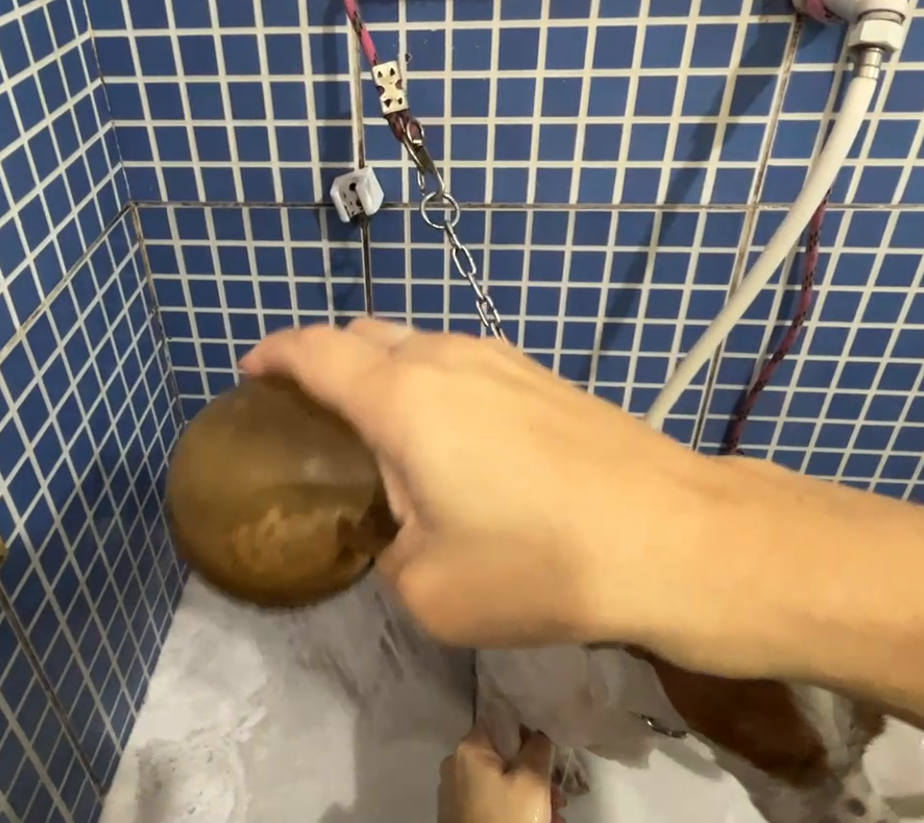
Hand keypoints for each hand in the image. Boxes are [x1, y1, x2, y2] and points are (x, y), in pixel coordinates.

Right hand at [240, 323, 763, 656]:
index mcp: (402, 398)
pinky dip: (428, 378)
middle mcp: (445, 358)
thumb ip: (385, 549)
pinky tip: (447, 430)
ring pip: (415, 341)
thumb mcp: (429, 589)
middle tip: (309, 406)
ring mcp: (499, 358)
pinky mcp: (539, 373)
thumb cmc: (539, 563)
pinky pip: (459, 359)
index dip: (274, 354)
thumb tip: (397, 527)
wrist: (673, 536)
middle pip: (363, 334)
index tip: (251, 372)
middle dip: (323, 357)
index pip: (315, 351)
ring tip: (376, 421)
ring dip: (381, 367)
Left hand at [438, 726, 563, 822]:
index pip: (499, 722)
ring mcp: (454, 792)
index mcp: (468, 748)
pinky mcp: (458, 815)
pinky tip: (537, 822)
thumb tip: (538, 729)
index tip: (546, 752)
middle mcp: (455, 764)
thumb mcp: (532, 782)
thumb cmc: (508, 819)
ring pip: (499, 782)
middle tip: (557, 795)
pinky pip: (490, 801)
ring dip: (527, 794)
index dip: (526, 732)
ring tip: (554, 815)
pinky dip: (512, 807)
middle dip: (533, 773)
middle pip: (501, 757)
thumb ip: (538, 747)